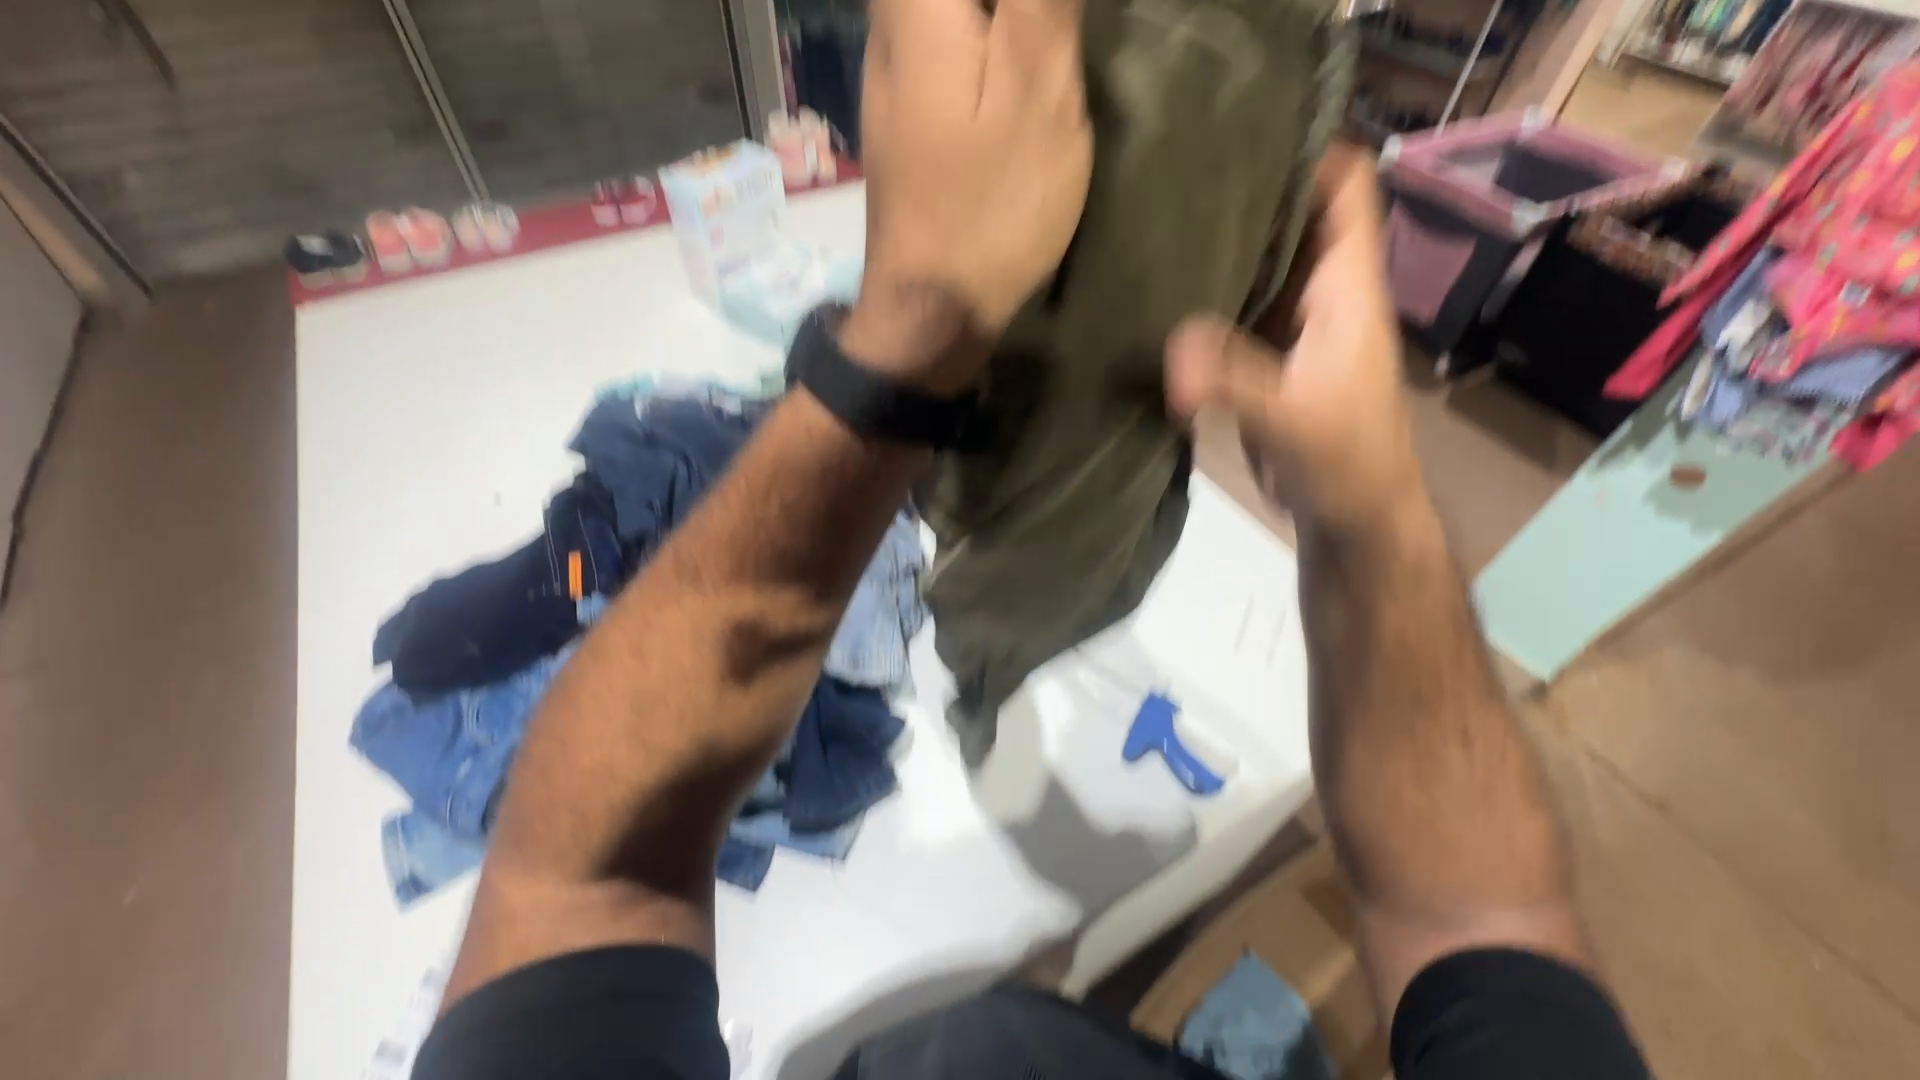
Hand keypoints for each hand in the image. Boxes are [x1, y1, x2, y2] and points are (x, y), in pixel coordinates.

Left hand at [839, 0, 1092, 392]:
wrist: (930, 311)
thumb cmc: (990, 210)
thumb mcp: (1038, 92)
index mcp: (917, 9)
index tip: (1042, 18)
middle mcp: (887, 29)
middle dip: (1016, 9)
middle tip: (1050, 28)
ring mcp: (890, 77)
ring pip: (933, 10)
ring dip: (999, 19)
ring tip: (1042, 35)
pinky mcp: (903, 118)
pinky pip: (936, 38)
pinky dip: (978, 33)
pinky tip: (1015, 58)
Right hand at [1164, 144, 1426, 534]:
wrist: (1351, 516)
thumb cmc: (1346, 460)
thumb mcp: (1292, 419)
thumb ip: (1234, 381)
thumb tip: (1169, 353)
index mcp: (1346, 288)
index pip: (1346, 191)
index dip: (1310, 150)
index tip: (1244, 130)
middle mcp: (1321, 292)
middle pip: (1292, 216)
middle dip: (1245, 191)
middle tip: (1174, 169)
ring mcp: (1291, 324)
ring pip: (1259, 262)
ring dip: (1219, 242)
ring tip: (1154, 214)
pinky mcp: (1263, 356)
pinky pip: (1233, 306)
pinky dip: (1203, 293)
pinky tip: (1158, 285)